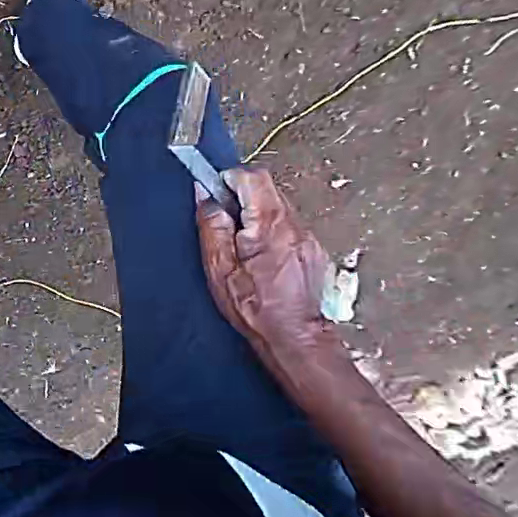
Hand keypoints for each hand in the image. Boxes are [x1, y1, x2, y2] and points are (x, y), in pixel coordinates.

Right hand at [195, 167, 336, 365]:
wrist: (296, 340)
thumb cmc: (256, 310)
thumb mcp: (220, 268)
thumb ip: (212, 225)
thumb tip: (204, 193)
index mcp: (268, 224)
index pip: (252, 176)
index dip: (230, 179)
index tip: (217, 194)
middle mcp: (293, 224)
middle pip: (266, 187)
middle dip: (242, 196)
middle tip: (227, 222)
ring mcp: (307, 236)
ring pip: (276, 205)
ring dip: (256, 214)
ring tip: (243, 245)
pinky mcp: (313, 249)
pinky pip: (287, 224)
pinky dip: (271, 230)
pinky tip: (262, 257)